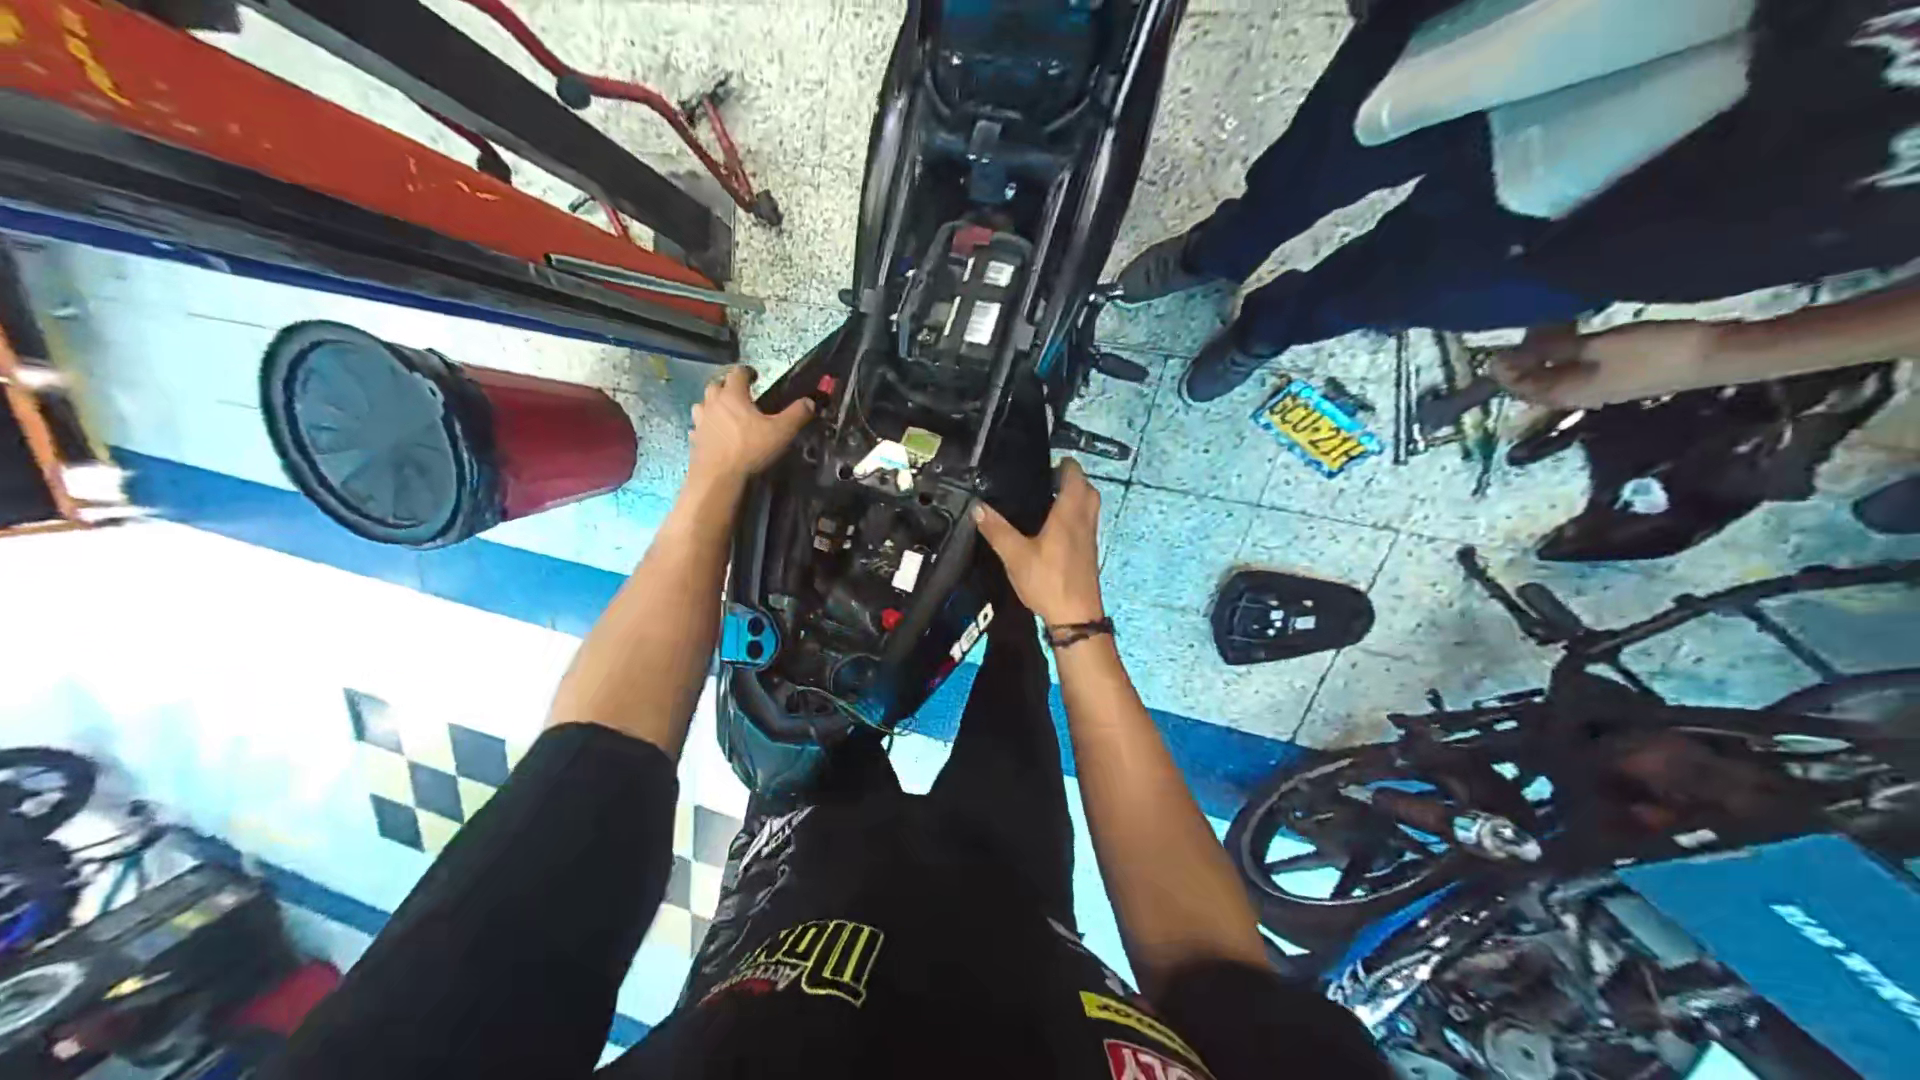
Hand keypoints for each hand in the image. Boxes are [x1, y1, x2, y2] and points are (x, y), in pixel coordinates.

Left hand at [687, 366, 814, 485]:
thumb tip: (810, 401)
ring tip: (724, 412)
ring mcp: (700, 421)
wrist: (718, 476)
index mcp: (733, 396)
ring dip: (713, 404)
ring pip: (703, 404)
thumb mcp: (781, 432)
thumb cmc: (750, 449)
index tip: (755, 377)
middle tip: (740, 395)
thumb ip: (797, 414)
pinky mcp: (694, 439)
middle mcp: (713, 403)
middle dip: (728, 386)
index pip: (737, 373)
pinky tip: (713, 434)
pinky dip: (705, 426)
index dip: (747, 372)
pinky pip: (698, 426)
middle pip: (716, 385)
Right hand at [972, 459, 1105, 625]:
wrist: (1076, 617)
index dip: (1064, 464)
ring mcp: (1089, 538)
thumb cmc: (1048, 581)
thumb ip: (997, 529)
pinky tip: (1054, 529)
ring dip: (1076, 498)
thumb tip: (977, 506)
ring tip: (1049, 501)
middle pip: (1087, 489)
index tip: (1046, 463)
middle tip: (1047, 481)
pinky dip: (1075, 516)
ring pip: (1089, 507)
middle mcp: (1083, 521)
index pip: (1074, 476)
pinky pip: (1085, 523)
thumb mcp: (1015, 556)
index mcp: (1068, 514)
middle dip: (1072, 479)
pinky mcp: (1089, 553)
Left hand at [1491, 321, 1721, 408]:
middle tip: (1522, 333)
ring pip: (1559, 371)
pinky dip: (1569, 350)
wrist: (1722, 355)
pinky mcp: (1621, 373)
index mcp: (1566, 393)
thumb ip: (1555, 350)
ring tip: (1545, 327)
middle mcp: (1578, 395)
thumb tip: (1517, 352)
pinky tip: (1575, 331)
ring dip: (1548, 352)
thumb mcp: (1597, 346)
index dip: (1505, 371)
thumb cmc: (1654, 350)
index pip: (1521, 388)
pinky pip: (1580, 365)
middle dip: (1525, 359)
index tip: (1495, 351)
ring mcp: (1601, 386)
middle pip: (1538, 380)